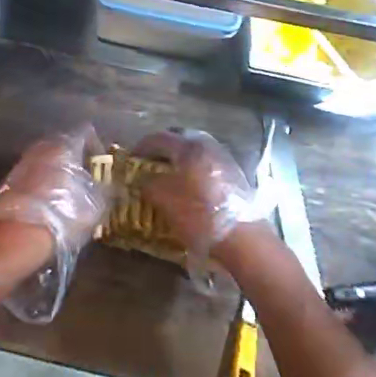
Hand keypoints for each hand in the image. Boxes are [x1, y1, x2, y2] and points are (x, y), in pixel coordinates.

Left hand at [0, 126, 110, 322]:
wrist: (11, 242)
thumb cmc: (59, 220)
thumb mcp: (92, 209)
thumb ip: (103, 192)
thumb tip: (111, 187)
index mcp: (62, 149)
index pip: (83, 134)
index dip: (94, 144)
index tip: (101, 160)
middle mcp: (40, 151)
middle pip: (60, 146)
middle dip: (73, 158)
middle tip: (85, 175)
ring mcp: (21, 166)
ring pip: (44, 162)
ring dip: (55, 172)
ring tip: (67, 192)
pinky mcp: (7, 184)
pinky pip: (30, 177)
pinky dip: (40, 185)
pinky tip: (47, 203)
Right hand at [138, 129, 263, 259]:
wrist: (244, 238)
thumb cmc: (199, 214)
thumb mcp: (164, 199)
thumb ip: (148, 183)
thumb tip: (141, 178)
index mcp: (190, 147)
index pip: (160, 137)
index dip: (142, 146)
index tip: (132, 158)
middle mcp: (209, 147)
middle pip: (181, 140)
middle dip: (164, 149)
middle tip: (150, 162)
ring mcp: (225, 160)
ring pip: (196, 153)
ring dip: (180, 160)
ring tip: (169, 175)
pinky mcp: (235, 176)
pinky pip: (208, 165)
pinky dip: (194, 170)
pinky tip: (190, 186)